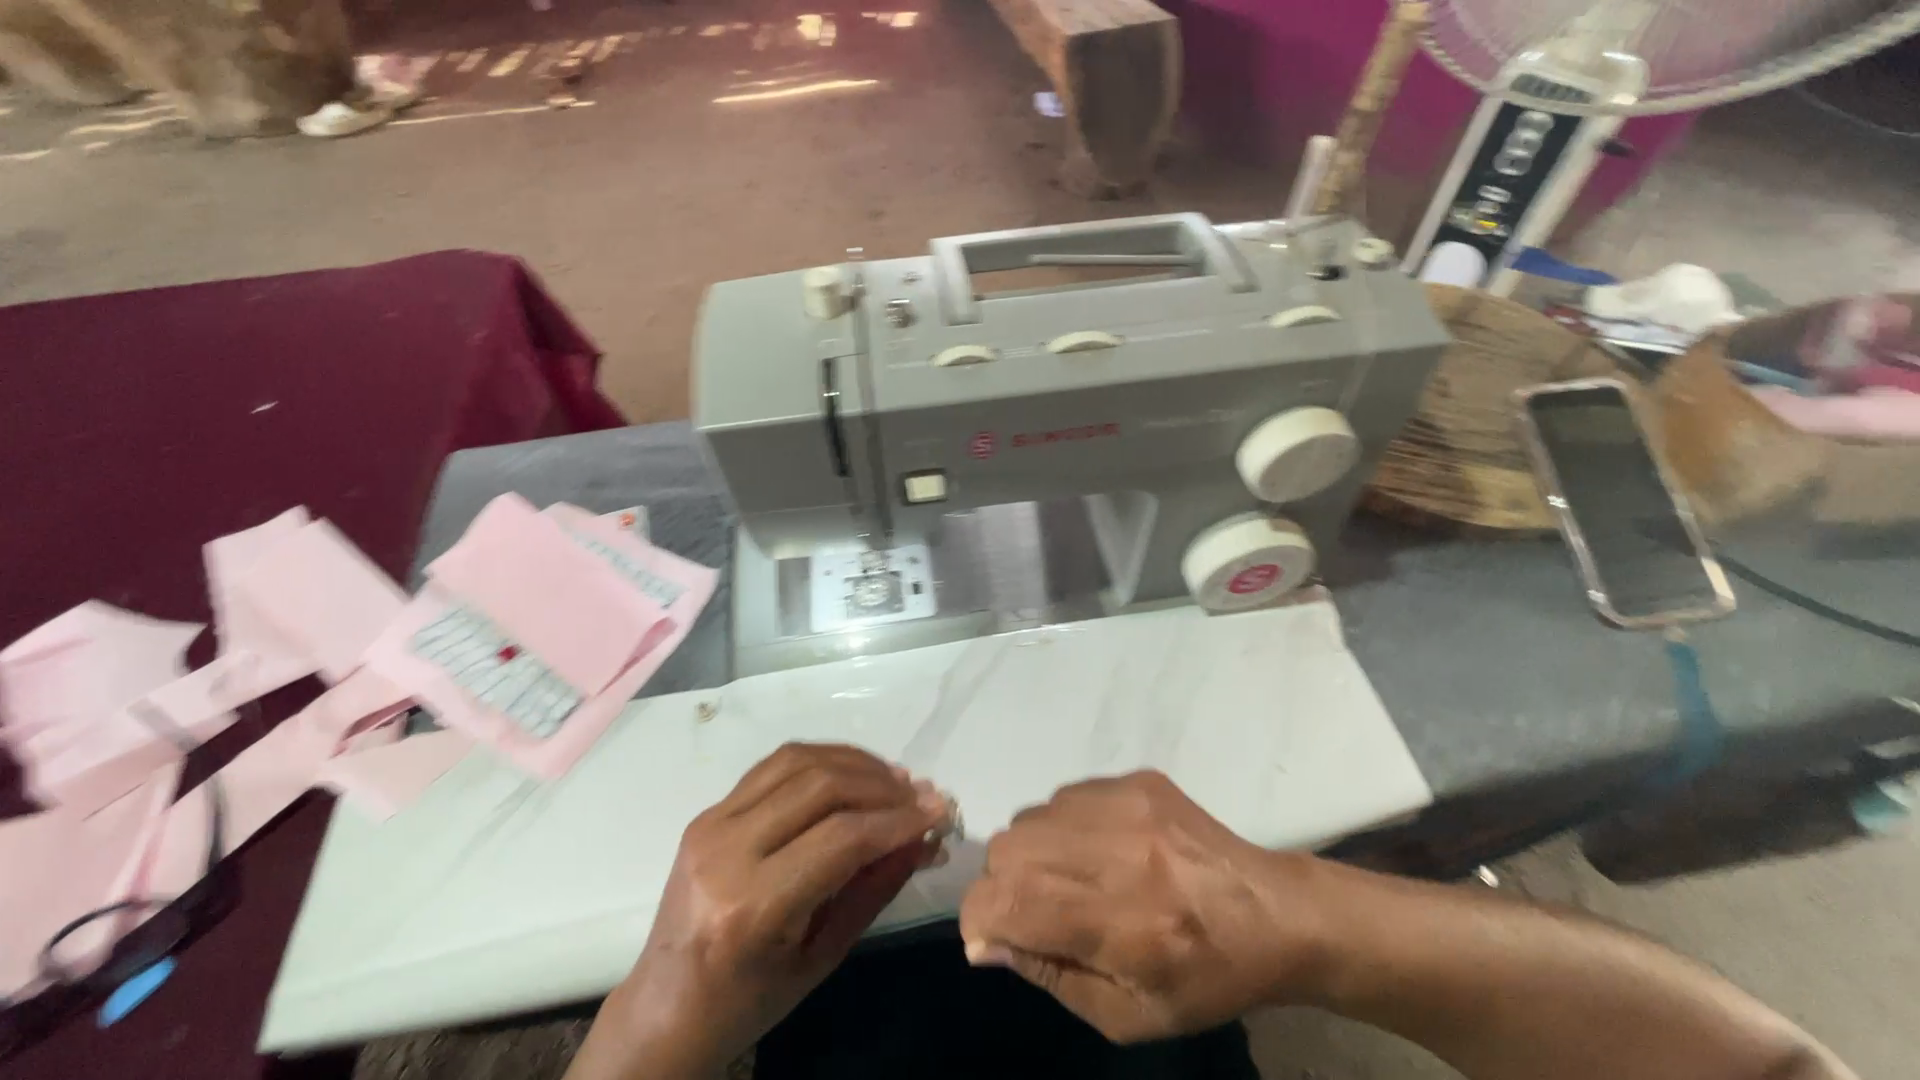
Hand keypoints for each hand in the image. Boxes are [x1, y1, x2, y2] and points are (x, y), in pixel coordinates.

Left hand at [568, 743, 950, 1079]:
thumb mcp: (822, 956)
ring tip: (895, 782)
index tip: (939, 812)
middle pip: (821, 787)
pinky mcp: (708, 812)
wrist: (665, 1006)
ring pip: (797, 762)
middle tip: (923, 797)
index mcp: (752, 906)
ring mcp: (710, 824)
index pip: (842, 837)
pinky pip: (773, 767)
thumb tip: (924, 839)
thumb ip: (874, 889)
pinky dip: (821, 761)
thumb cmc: (748, 1001)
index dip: (898, 819)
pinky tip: (853, 775)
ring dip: (855, 763)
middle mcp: (726, 852)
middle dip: (882, 787)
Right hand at [959, 771, 1330, 1042]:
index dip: (981, 922)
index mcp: (1116, 920)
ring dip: (1031, 854)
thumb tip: (986, 941)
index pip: (1005, 900)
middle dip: (1003, 888)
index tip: (994, 940)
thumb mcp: (1126, 1015)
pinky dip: (1061, 827)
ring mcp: (1126, 803)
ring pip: (1029, 817)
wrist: (1275, 914)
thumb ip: (1049, 976)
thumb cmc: (1202, 978)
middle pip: (1007, 852)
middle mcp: (1115, 850)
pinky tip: (1098, 851)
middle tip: (1037, 912)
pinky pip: (1064, 796)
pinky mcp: (1137, 779)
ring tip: (1072, 879)